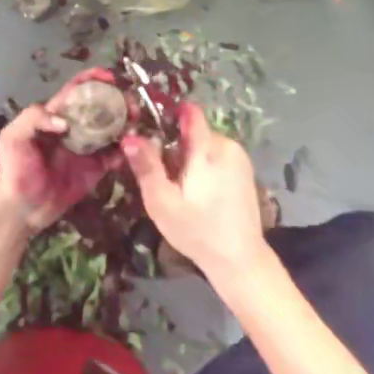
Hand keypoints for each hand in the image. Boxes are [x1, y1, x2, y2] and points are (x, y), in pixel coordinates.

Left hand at [0, 68, 119, 231]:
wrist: (20, 208)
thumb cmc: (13, 169)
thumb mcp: (13, 137)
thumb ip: (33, 119)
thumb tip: (65, 122)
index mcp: (54, 117)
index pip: (74, 92)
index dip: (91, 80)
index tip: (110, 76)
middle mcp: (73, 129)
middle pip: (98, 108)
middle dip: (116, 100)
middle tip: (131, 104)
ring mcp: (86, 150)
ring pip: (110, 130)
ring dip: (125, 123)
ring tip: (136, 122)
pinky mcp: (94, 170)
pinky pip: (114, 157)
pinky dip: (126, 151)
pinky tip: (133, 147)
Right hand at [122, 103, 268, 276]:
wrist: (240, 261)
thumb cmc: (197, 231)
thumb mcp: (162, 202)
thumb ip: (146, 167)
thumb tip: (129, 136)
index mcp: (207, 150)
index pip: (190, 112)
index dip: (168, 113)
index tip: (149, 126)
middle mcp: (227, 146)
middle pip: (192, 132)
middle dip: (174, 146)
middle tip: (162, 177)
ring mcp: (239, 158)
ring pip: (203, 144)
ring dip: (187, 158)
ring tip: (178, 188)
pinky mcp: (244, 171)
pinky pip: (215, 156)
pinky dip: (202, 166)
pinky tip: (197, 192)